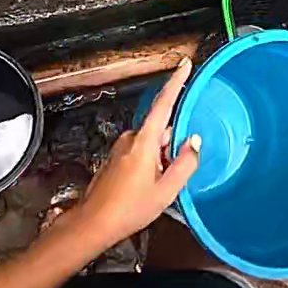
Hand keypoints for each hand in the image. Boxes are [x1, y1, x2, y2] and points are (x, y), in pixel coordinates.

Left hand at [48, 58, 201, 251]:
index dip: (175, 82)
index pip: (163, 104)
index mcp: (144, 142)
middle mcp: (130, 139)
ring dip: (161, 158)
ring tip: (158, 188)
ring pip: (151, 143)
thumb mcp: (166, 190)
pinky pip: (140, 152)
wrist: (93, 223)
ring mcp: (120, 148)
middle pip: (160, 129)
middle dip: (172, 145)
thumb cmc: (129, 209)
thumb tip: (194, 140)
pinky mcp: (115, 158)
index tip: (184, 64)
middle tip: (173, 175)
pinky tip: (147, 187)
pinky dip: (151, 164)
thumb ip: (184, 163)